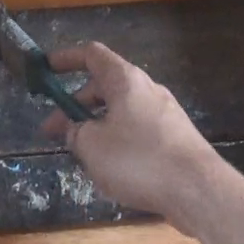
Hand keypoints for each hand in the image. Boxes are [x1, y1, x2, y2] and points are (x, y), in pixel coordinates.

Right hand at [41, 42, 227, 234]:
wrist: (198, 189)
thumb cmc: (139, 159)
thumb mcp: (93, 146)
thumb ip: (76, 133)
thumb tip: (75, 129)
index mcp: (125, 80)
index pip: (92, 54)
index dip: (66, 58)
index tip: (45, 68)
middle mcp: (146, 89)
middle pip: (104, 86)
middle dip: (75, 105)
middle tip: (53, 132)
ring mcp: (164, 113)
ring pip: (120, 111)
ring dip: (95, 126)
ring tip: (80, 155)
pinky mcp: (174, 137)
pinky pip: (137, 129)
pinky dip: (117, 139)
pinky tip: (111, 168)